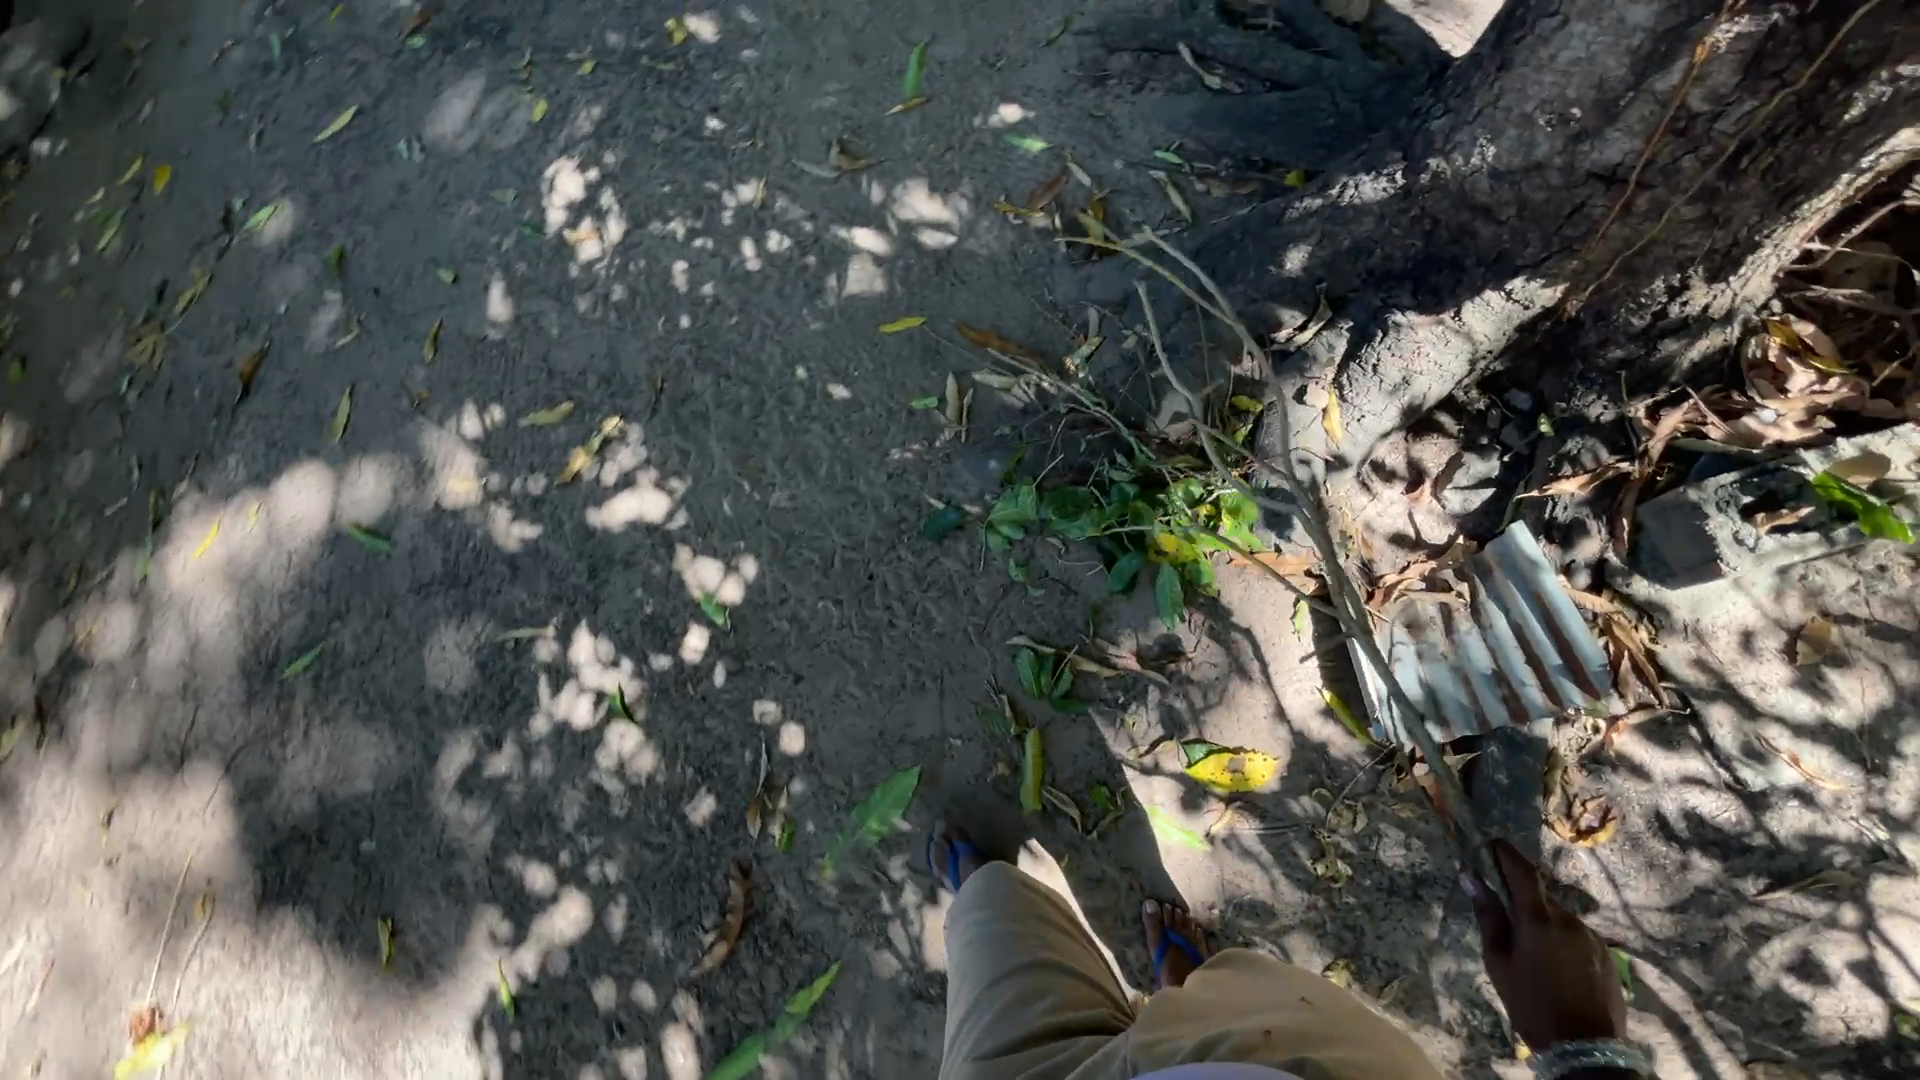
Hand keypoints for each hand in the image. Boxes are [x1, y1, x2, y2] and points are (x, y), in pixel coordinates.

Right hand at [1465, 839, 1627, 1049]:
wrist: (1586, 1049)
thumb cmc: (1530, 1002)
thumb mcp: (1497, 959)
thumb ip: (1488, 915)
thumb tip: (1470, 876)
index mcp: (1539, 918)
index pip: (1523, 871)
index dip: (1506, 853)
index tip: (1491, 843)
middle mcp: (1570, 920)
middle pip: (1541, 896)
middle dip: (1522, 897)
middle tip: (1503, 913)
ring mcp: (1593, 939)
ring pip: (1560, 917)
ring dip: (1543, 921)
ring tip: (1530, 948)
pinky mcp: (1607, 957)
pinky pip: (1576, 936)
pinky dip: (1561, 938)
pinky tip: (1554, 963)